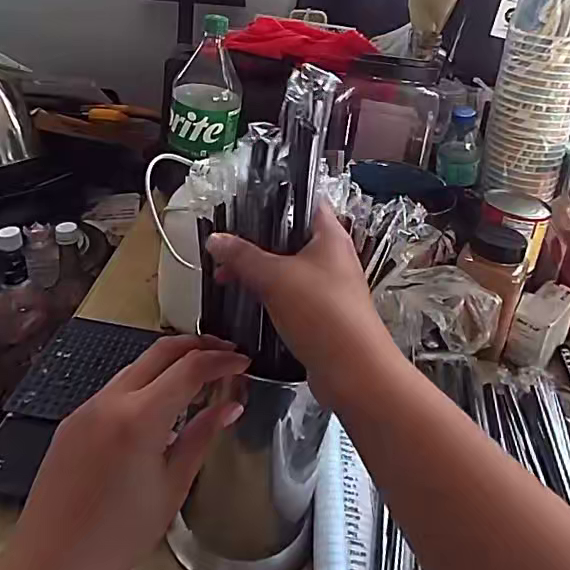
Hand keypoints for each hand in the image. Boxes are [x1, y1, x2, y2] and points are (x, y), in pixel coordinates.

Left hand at [13, 336, 247, 569]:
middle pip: (161, 350)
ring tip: (199, 379)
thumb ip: (202, 437)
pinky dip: (146, 385)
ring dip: (170, 363)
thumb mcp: (172, 487)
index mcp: (139, 417)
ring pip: (137, 366)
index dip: (222, 360)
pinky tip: (161, 407)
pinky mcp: (73, 421)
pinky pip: (116, 389)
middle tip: (226, 353)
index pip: (190, 367)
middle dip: (198, 345)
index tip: (243, 362)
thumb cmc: (118, 537)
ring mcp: (87, 408)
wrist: (49, 566)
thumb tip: (230, 407)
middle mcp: (110, 401)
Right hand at [205, 203, 398, 405]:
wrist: (354, 370)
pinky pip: (291, 294)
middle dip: (257, 241)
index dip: (275, 199)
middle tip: (225, 247)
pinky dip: (270, 293)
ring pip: (289, 267)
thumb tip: (215, 239)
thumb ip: (243, 256)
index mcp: (330, 235)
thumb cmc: (322, 312)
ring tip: (227, 274)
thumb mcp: (275, 278)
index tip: (242, 204)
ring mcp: (329, 286)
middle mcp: (333, 256)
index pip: (305, 202)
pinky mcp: (323, 313)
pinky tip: (248, 300)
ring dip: (261, 270)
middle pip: (291, 237)